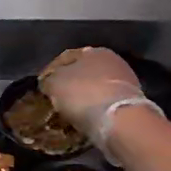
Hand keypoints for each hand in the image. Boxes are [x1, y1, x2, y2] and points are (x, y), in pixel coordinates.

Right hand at [39, 47, 157, 150]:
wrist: (119, 119)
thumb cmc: (83, 94)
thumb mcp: (54, 84)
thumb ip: (48, 80)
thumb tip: (48, 82)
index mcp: (93, 51)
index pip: (65, 57)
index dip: (49, 70)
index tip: (40, 84)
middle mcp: (112, 60)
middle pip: (83, 70)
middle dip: (68, 82)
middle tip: (54, 96)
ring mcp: (125, 81)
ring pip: (95, 86)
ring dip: (82, 95)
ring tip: (68, 109)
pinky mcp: (130, 101)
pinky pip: (104, 101)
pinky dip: (93, 106)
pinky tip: (83, 115)